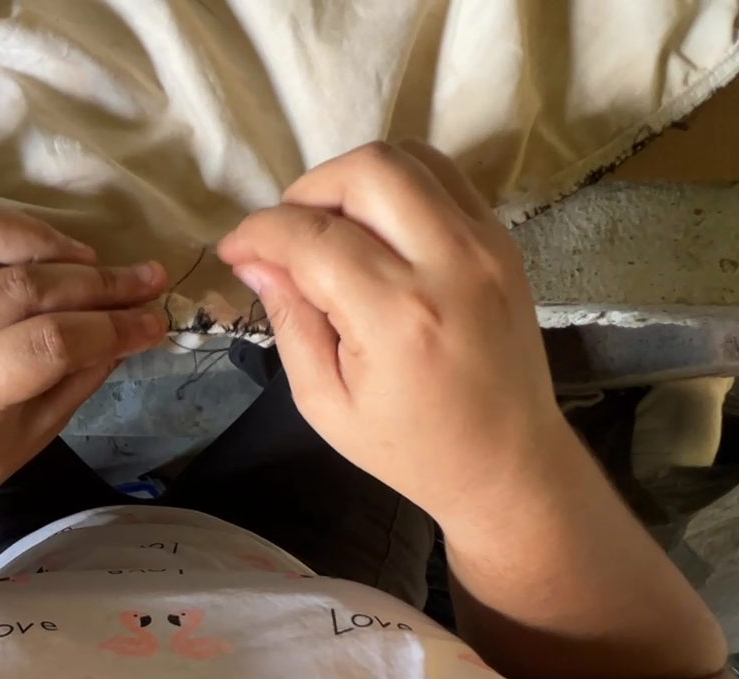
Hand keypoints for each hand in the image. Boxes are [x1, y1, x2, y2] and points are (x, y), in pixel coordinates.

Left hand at [0, 95, 170, 516]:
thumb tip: (137, 320)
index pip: (47, 344)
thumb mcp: (40, 430)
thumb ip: (83, 372)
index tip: (155, 321)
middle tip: (139, 286)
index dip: (111, 327)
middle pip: (18, 287)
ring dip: (35, 236)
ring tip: (78, 256)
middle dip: (93, 286)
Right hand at [216, 140, 571, 527]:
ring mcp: (485, 243)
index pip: (312, 238)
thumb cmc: (406, 448)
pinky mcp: (502, 240)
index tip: (233, 251)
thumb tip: (256, 262)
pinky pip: (441, 178)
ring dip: (350, 182)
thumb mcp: (324, 403)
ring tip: (324, 229)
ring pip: (408, 158)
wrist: (505, 461)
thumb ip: (290, 323)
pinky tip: (371, 232)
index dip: (258, 233)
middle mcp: (447, 262)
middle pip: (365, 171)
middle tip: (283, 237)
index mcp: (395, 316)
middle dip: (305, 192)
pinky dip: (393, 189)